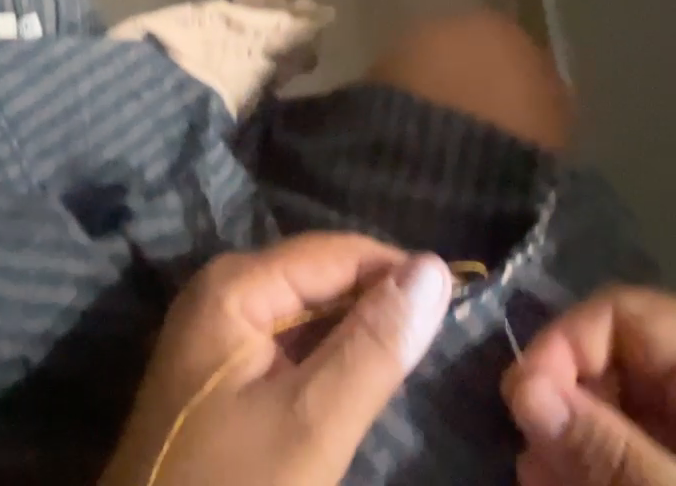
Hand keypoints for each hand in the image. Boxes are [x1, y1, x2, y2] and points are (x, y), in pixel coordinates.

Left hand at [101, 234, 454, 485]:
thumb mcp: (312, 423)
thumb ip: (373, 345)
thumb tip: (435, 267)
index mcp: (236, 284)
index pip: (338, 253)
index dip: (399, 273)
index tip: (456, 307)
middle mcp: (224, 287)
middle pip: (322, 275)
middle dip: (377, 304)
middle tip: (432, 346)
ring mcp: (219, 324)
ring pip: (310, 309)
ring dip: (356, 333)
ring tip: (404, 362)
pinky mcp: (223, 361)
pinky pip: (290, 339)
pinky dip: (328, 356)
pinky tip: (357, 380)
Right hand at [502, 287, 675, 485]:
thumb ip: (617, 458)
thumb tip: (521, 390)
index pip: (628, 314)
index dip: (566, 344)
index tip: (521, 402)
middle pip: (619, 358)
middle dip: (568, 402)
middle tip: (531, 460)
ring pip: (621, 404)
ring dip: (576, 439)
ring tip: (542, 482)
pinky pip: (640, 443)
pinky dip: (601, 465)